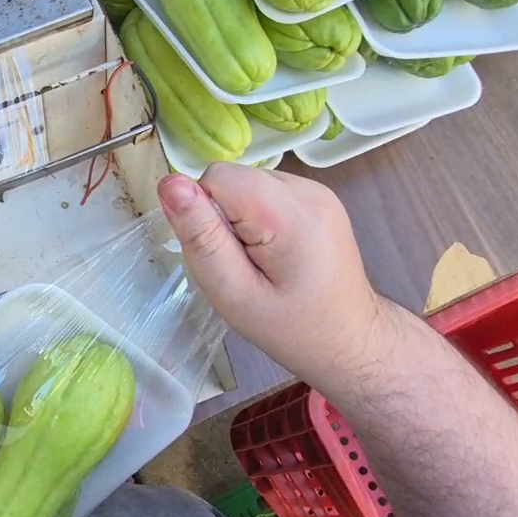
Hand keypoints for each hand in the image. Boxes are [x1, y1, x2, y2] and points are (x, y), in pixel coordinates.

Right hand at [158, 165, 387, 382]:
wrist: (347, 338)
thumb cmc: (287, 327)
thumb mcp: (232, 292)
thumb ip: (201, 236)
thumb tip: (170, 184)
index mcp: (290, 214)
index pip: (217, 178)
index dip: (205, 214)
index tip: (222, 254)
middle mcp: (308, 190)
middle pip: (232, 178)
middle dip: (221, 216)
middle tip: (239, 263)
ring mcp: (317, 189)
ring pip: (245, 183)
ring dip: (237, 216)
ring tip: (257, 260)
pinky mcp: (317, 195)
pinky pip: (263, 191)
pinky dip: (255, 216)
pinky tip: (271, 250)